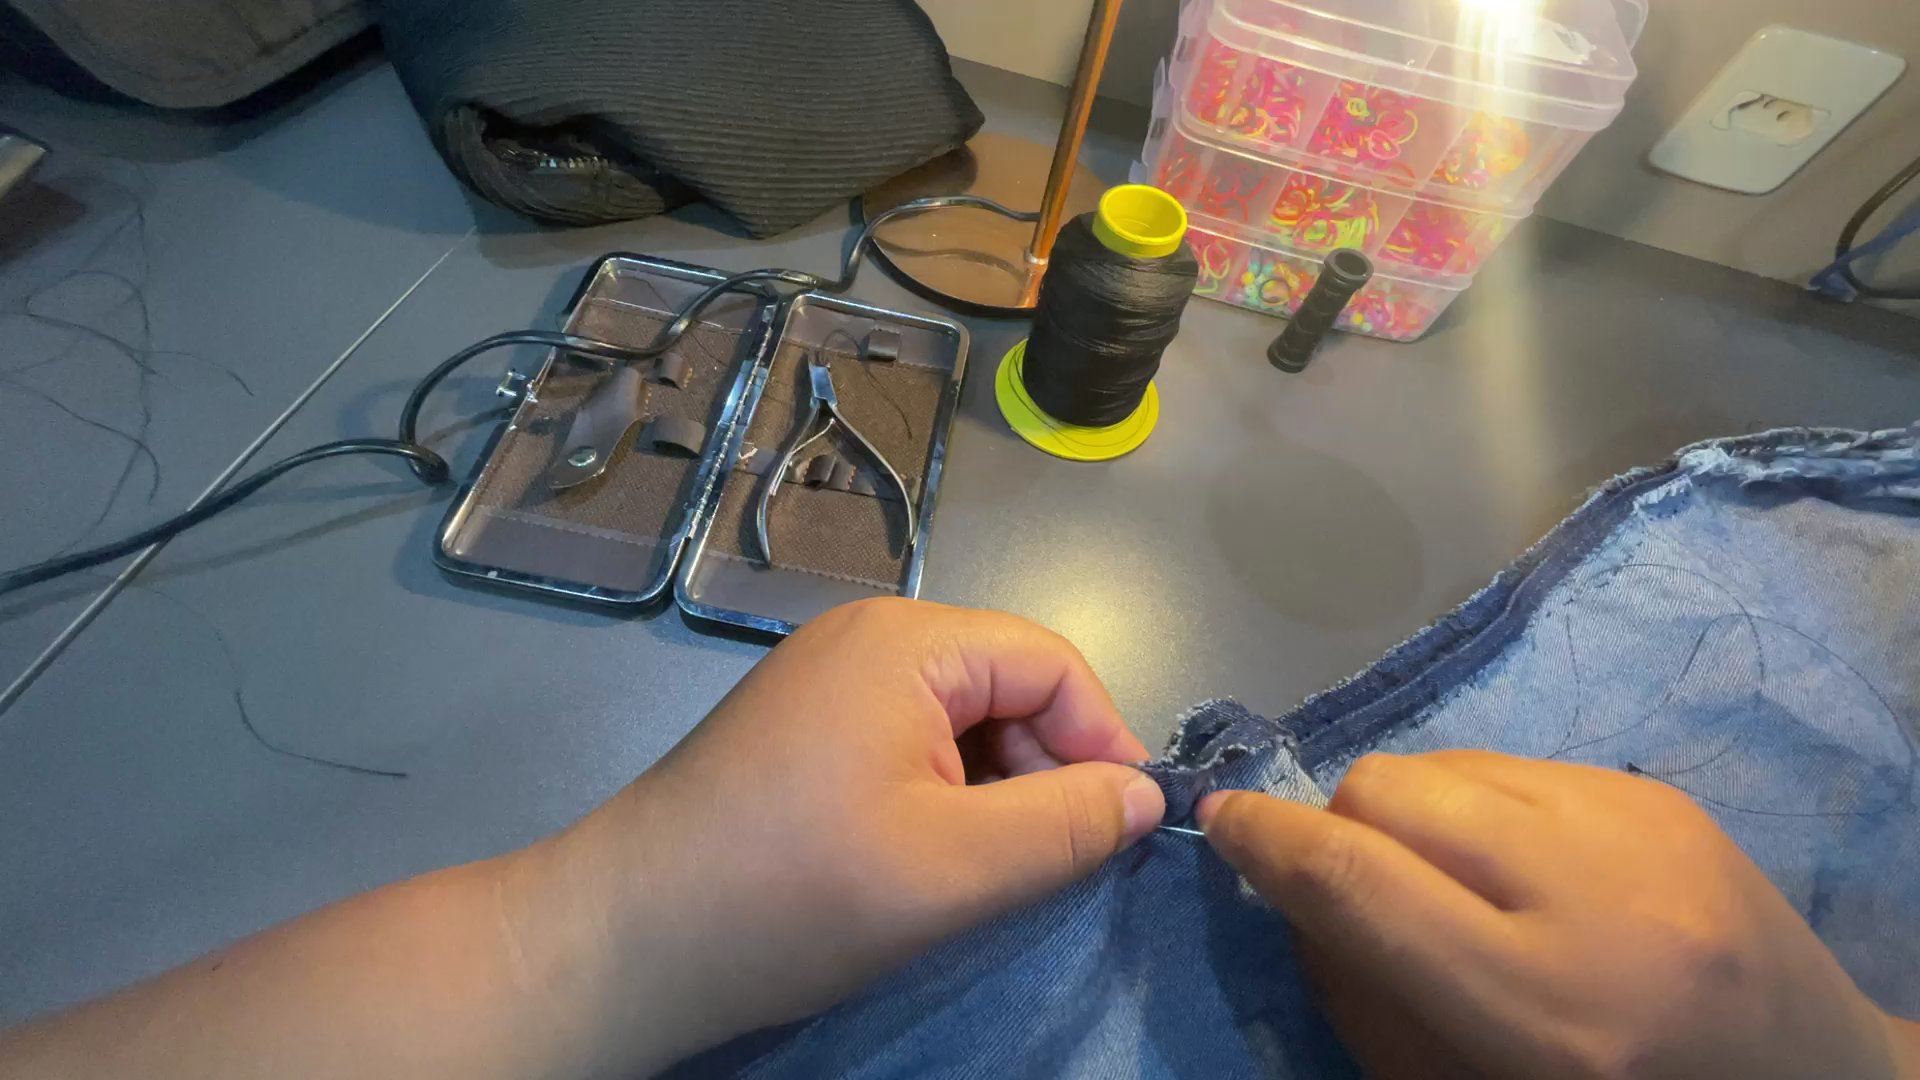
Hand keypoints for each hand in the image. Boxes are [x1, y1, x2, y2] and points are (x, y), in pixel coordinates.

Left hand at [511, 598, 1165, 1073]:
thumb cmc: (791, 892)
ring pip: (963, 710)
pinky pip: (915, 731)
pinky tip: (934, 840)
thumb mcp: (951, 869)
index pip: (1046, 661)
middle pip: (1004, 680)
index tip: (1121, 821)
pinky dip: (948, 783)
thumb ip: (1066, 825)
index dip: (1098, 734)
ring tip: (987, 857)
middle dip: (1045, 761)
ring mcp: (836, 671)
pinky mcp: (814, 713)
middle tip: (1048, 853)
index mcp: (907, 641)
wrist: (628, 937)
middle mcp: (872, 634)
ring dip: (998, 779)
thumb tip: (1145, 793)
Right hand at [1199, 751, 1916, 1079]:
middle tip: (1372, 882)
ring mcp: (1634, 822)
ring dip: (1408, 812)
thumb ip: (1350, 981)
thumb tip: (1282, 876)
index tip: (1217, 818)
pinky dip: (1469, 804)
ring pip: (1427, 761)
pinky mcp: (1651, 789)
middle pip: (1379, 788)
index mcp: (1548, 1008)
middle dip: (1340, 825)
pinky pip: (1489, 761)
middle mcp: (1599, 897)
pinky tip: (1523, 861)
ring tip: (1460, 874)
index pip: (1351, 875)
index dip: (1262, 835)